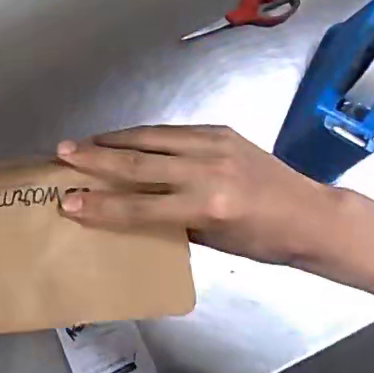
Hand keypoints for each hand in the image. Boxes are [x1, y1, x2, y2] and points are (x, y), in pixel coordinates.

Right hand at [56, 125, 353, 266]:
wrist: (311, 214)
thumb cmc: (264, 242)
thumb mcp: (213, 242)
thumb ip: (173, 221)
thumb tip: (132, 208)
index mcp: (207, 207)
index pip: (141, 207)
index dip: (101, 206)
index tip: (69, 201)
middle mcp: (207, 171)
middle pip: (138, 163)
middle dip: (96, 159)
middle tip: (63, 154)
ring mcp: (213, 144)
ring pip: (151, 137)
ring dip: (114, 139)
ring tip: (84, 142)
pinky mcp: (219, 130)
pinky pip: (171, 131)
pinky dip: (142, 135)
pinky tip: (124, 138)